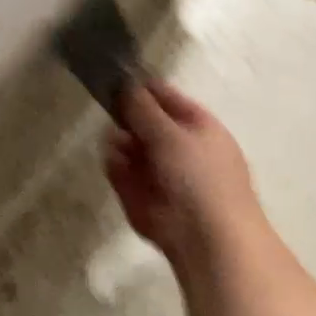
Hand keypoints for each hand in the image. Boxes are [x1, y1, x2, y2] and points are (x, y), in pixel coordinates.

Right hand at [104, 80, 263, 266]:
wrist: (204, 235)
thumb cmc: (198, 177)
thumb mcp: (171, 134)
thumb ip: (143, 109)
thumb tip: (125, 84)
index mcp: (197, 125)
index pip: (165, 97)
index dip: (141, 88)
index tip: (114, 81)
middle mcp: (178, 145)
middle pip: (142, 121)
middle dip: (126, 120)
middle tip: (111, 116)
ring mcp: (158, 170)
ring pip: (128, 146)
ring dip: (119, 144)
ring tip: (117, 148)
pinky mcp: (139, 192)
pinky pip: (120, 171)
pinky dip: (116, 168)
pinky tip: (116, 166)